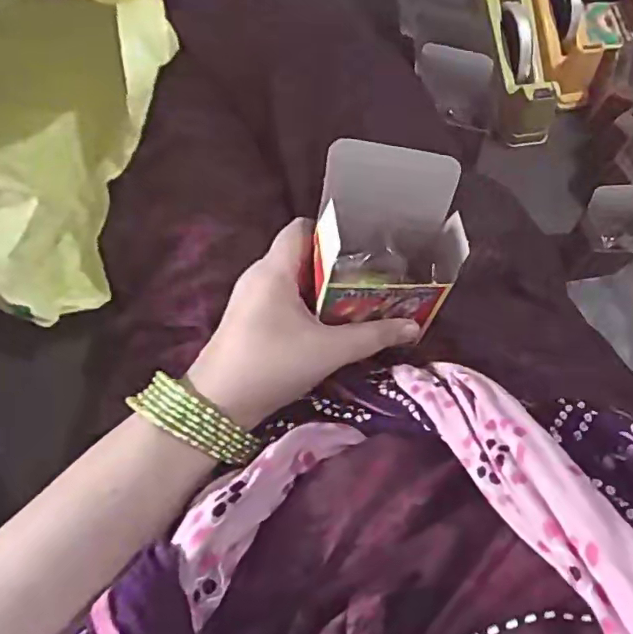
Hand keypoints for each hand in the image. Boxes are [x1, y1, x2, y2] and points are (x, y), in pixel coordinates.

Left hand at [187, 219, 420, 426]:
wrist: (218, 405)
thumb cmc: (273, 365)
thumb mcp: (331, 351)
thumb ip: (374, 336)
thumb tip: (414, 327)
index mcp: (274, 270)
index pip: (301, 228)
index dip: (332, 232)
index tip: (363, 249)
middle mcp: (259, 276)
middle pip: (302, 255)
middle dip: (336, 265)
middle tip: (371, 278)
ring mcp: (250, 298)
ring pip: (294, 280)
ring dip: (323, 288)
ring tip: (357, 301)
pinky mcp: (248, 320)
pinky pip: (283, 299)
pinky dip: (307, 305)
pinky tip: (329, 324)